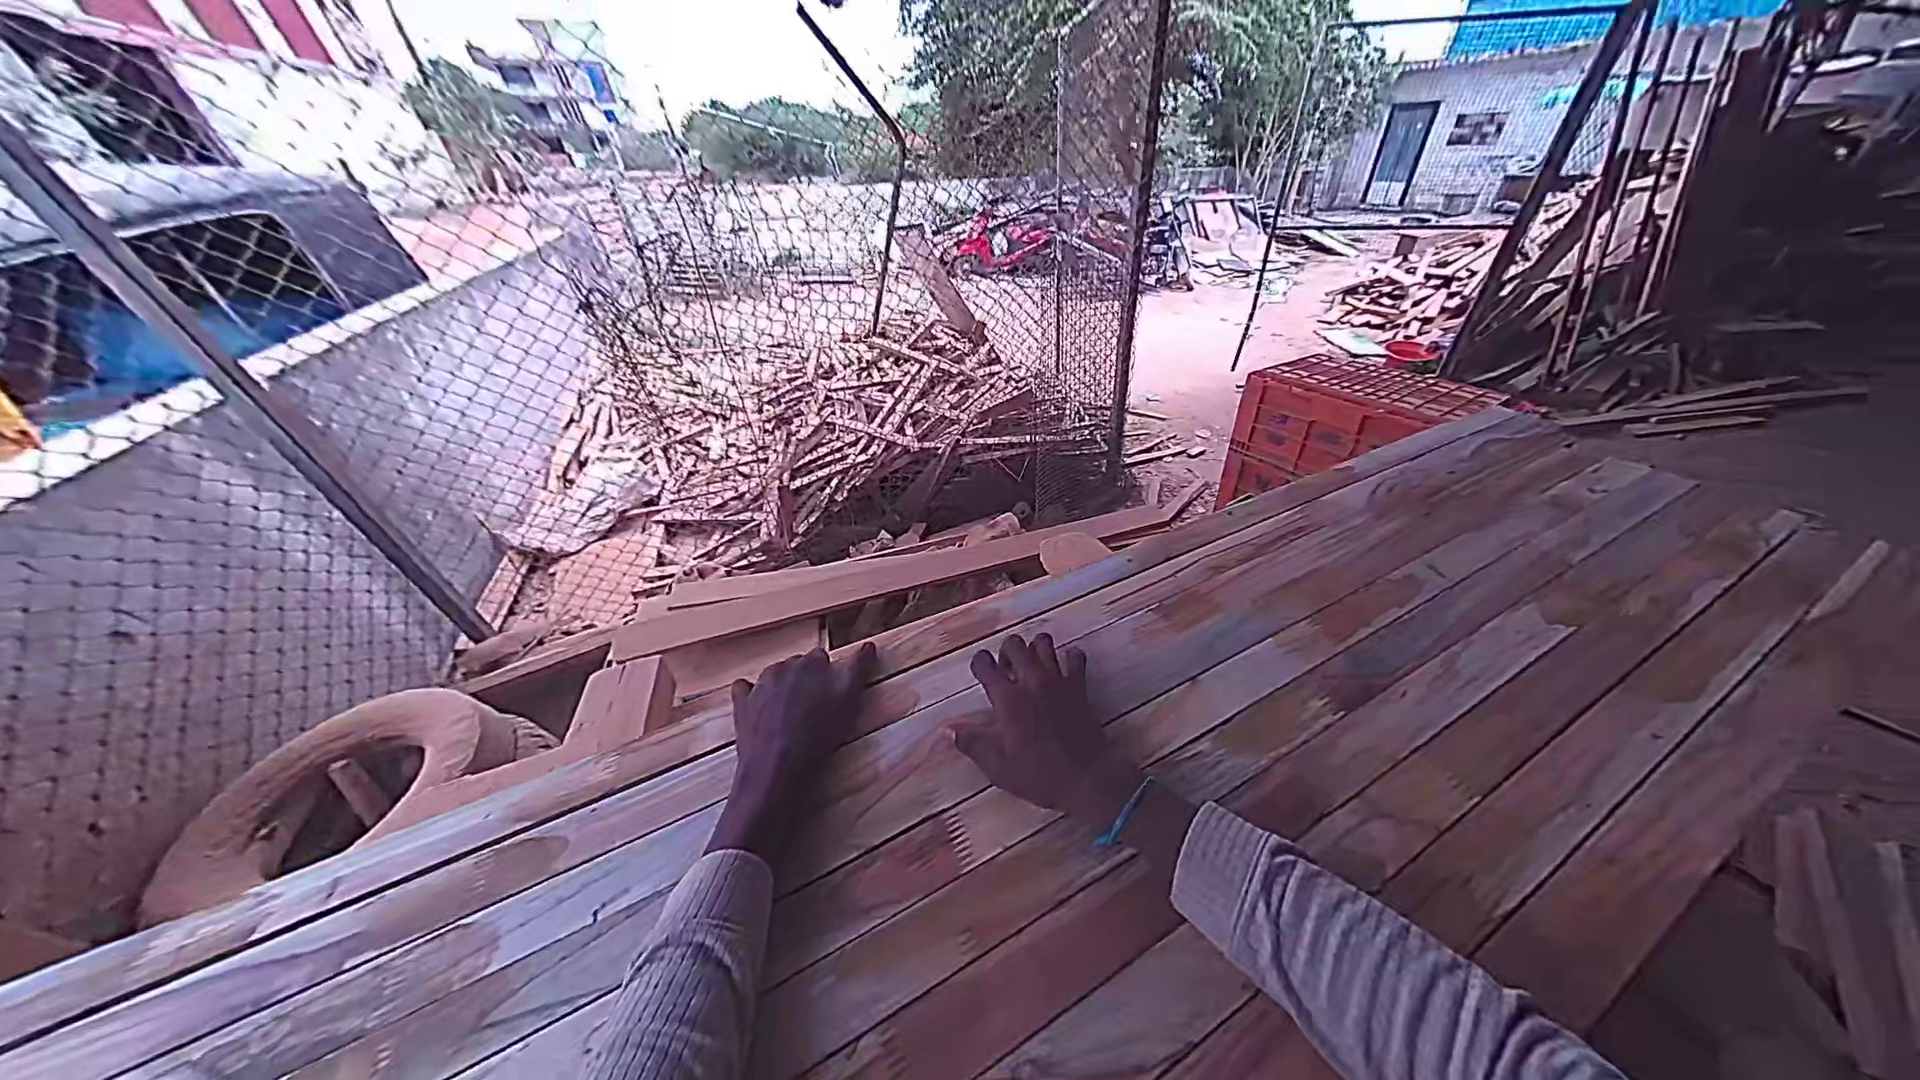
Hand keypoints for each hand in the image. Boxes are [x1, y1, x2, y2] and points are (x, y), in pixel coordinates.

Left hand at [707, 643, 876, 859]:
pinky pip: (745, 689)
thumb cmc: (818, 734)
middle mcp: (783, 667)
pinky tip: (760, 706)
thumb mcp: (849, 700)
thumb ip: (859, 669)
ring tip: (791, 711)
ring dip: (783, 686)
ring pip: (774, 675)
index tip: (831, 690)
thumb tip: (869, 645)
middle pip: (797, 665)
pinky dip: (752, 693)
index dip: (827, 673)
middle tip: (813, 704)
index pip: (821, 657)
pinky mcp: (742, 703)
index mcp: (810, 664)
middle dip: (805, 678)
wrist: (777, 767)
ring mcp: (759, 685)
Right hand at [951, 633, 1143, 830]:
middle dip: (1006, 652)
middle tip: (1007, 672)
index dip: (979, 663)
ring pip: (1043, 643)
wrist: (1087, 778)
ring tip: (1032, 667)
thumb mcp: (998, 767)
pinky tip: (1063, 670)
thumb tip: (949, 732)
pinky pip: (1075, 657)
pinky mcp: (1079, 686)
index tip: (981, 673)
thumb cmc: (1039, 774)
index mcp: (1008, 698)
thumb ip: (972, 744)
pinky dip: (1069, 657)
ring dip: (1034, 650)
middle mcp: (1031, 681)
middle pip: (1014, 644)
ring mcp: (1058, 680)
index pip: (985, 663)